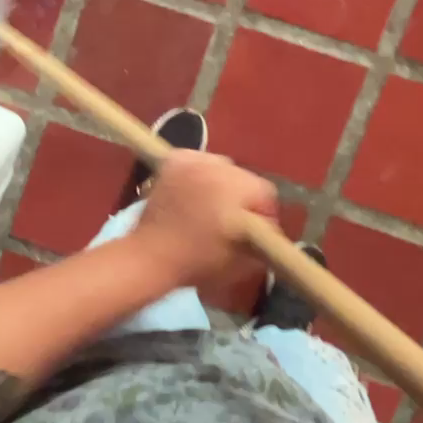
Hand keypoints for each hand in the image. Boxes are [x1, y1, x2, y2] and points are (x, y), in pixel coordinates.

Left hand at [128, 151, 277, 286]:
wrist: (150, 255)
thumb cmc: (198, 262)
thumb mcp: (244, 260)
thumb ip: (266, 239)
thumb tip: (272, 227)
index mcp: (239, 191)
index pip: (267, 193)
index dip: (264, 214)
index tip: (254, 231)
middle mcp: (219, 169)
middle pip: (245, 177)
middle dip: (243, 197)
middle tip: (231, 218)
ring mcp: (194, 161)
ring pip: (223, 166)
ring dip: (222, 182)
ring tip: (210, 203)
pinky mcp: (174, 160)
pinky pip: (199, 159)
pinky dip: (200, 171)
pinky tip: (195, 189)